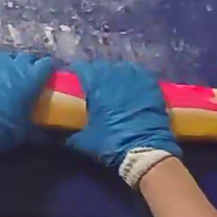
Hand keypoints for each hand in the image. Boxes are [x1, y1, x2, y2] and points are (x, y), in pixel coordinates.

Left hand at [0, 52, 55, 172]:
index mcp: (32, 78)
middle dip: (27, 65)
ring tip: (4, 76)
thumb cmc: (3, 130)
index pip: (46, 64)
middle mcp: (17, 65)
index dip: (46, 69)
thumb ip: (37, 121)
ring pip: (6, 57)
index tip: (44, 75)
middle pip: (26, 58)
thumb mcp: (27, 128)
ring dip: (8, 65)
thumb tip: (47, 133)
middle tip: (24, 77)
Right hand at [66, 61, 182, 178]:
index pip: (82, 68)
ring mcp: (135, 79)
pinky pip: (140, 74)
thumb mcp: (85, 142)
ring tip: (114, 82)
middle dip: (96, 71)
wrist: (145, 150)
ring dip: (116, 72)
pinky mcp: (152, 86)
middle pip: (102, 65)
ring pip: (122, 67)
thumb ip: (72, 137)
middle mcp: (114, 77)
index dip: (78, 70)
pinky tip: (133, 84)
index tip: (75, 76)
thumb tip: (64, 139)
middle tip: (94, 82)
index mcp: (95, 87)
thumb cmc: (111, 143)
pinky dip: (135, 77)